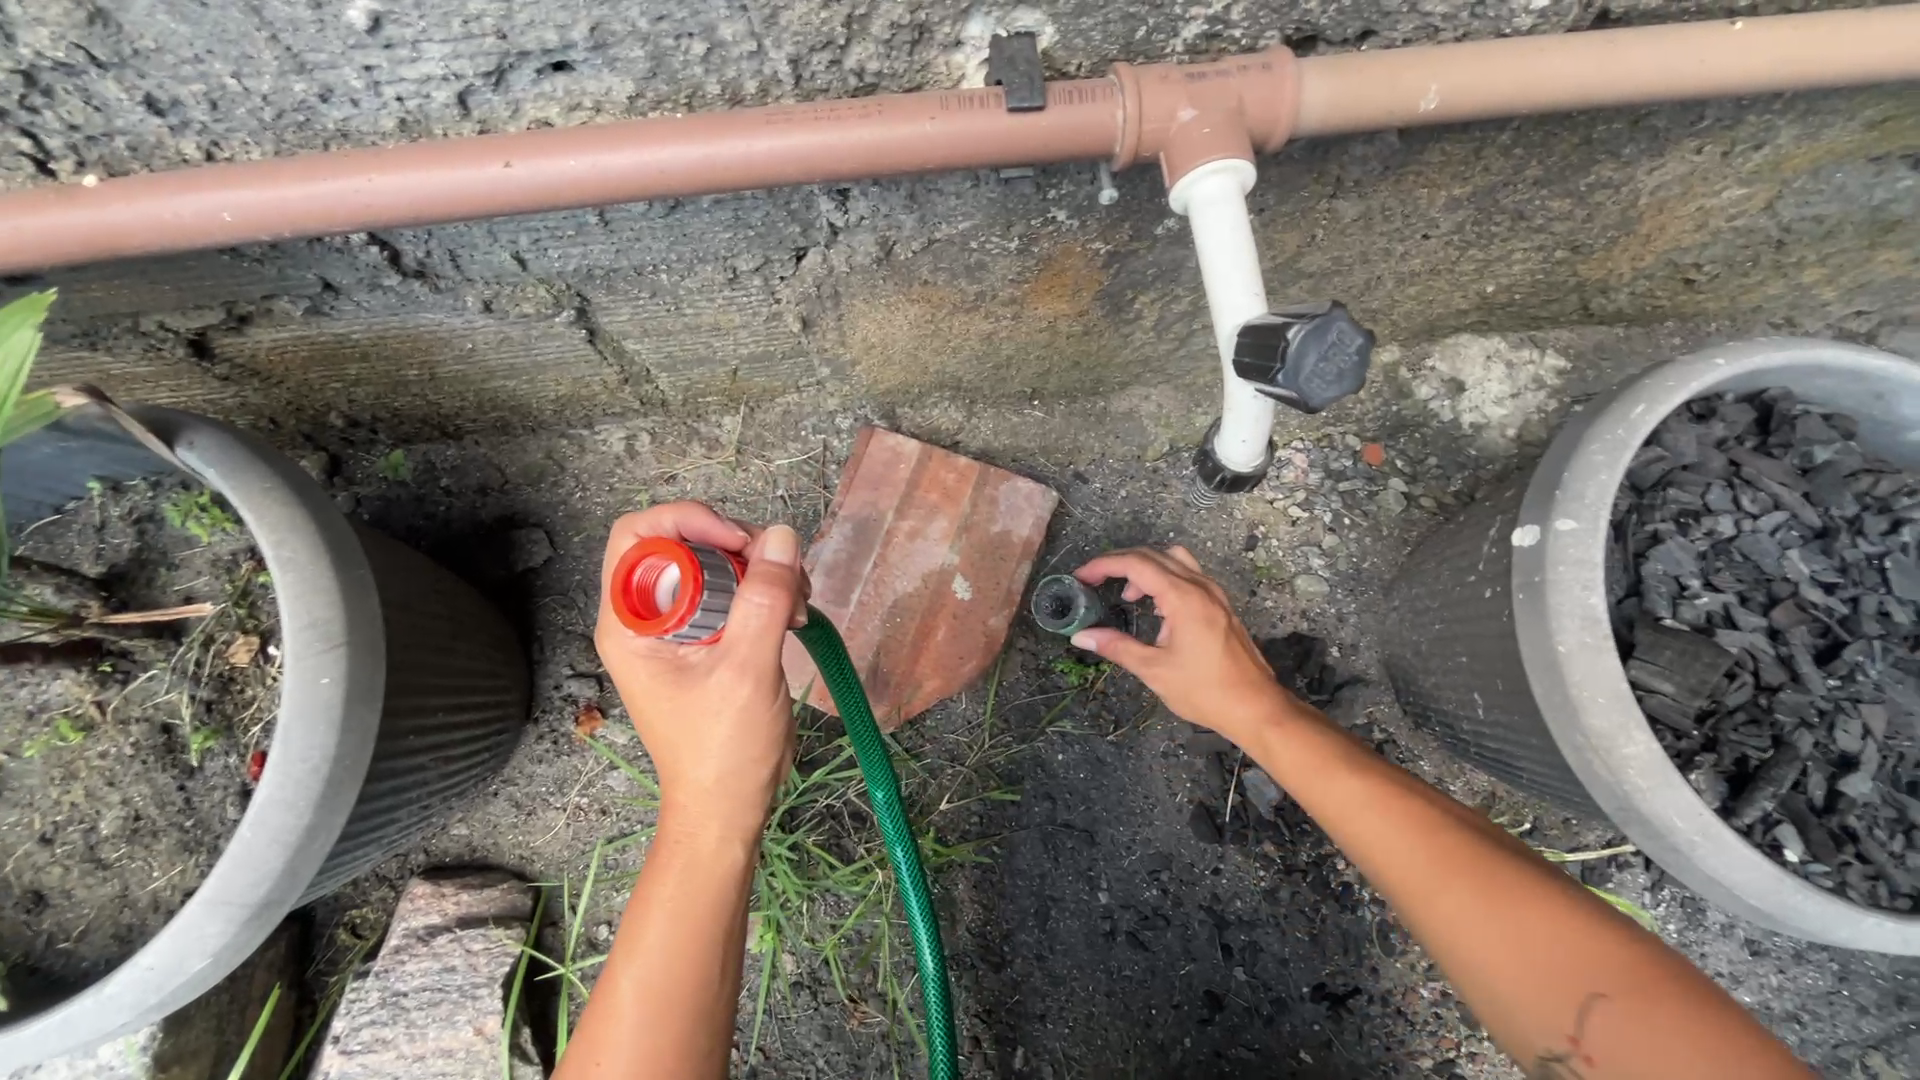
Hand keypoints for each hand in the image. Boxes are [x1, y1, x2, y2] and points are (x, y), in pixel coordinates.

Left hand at [594, 502, 809, 838]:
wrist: (729, 805)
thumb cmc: (724, 748)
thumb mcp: (746, 670)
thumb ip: (763, 600)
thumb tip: (781, 536)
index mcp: (630, 623)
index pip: (639, 536)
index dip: (689, 522)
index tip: (741, 543)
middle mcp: (647, 618)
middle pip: (684, 543)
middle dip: (738, 548)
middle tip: (784, 573)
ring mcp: (679, 629)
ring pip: (716, 565)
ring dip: (761, 570)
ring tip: (797, 601)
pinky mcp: (709, 639)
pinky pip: (735, 591)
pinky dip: (767, 591)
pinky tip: (794, 613)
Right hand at [1071, 546, 1303, 745]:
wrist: (1255, 707)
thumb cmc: (1205, 691)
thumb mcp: (1154, 670)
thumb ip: (1116, 647)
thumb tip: (1081, 636)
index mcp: (1183, 598)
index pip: (1136, 564)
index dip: (1104, 565)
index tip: (1082, 576)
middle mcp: (1201, 587)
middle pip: (1153, 555)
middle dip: (1119, 562)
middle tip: (1094, 580)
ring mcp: (1215, 594)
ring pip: (1174, 560)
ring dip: (1145, 568)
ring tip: (1127, 595)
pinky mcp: (1220, 605)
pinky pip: (1188, 575)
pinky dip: (1164, 579)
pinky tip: (1155, 607)